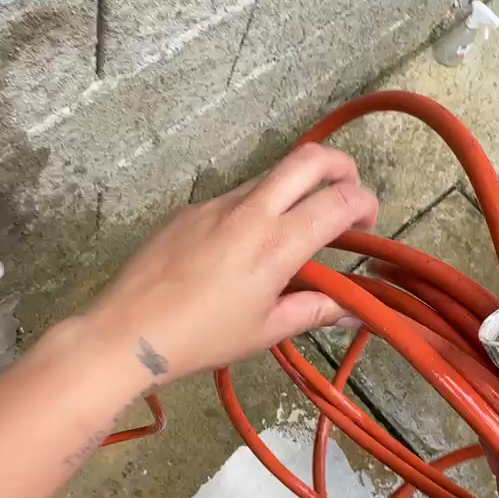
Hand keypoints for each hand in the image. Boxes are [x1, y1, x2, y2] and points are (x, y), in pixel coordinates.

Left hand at [78, 145, 378, 379]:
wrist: (130, 330)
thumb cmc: (203, 338)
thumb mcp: (266, 331)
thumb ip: (315, 311)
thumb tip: (354, 311)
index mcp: (277, 244)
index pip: (339, 200)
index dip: (365, 202)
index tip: (368, 221)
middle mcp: (250, 212)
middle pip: (308, 159)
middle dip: (341, 165)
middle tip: (348, 190)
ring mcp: (215, 204)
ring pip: (269, 176)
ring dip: (294, 189)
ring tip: (293, 228)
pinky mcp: (189, 209)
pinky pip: (234, 198)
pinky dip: (254, 208)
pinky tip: (241, 247)